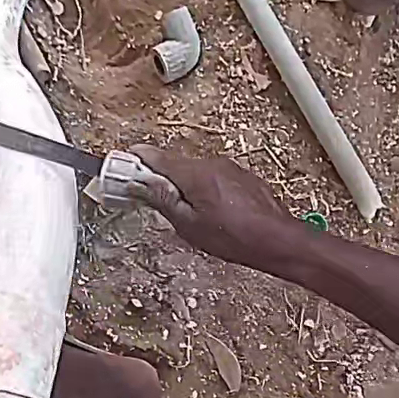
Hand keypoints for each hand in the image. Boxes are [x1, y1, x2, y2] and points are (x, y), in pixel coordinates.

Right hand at [129, 145, 306, 269]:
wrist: (277, 240)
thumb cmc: (235, 237)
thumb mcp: (189, 226)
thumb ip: (164, 201)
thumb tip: (142, 184)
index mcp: (194, 174)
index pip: (155, 157)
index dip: (135, 162)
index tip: (121, 166)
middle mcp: (211, 164)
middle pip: (175, 164)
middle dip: (159, 179)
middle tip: (147, 198)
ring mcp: (229, 168)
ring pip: (195, 172)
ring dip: (183, 186)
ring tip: (183, 213)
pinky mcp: (242, 177)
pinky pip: (213, 177)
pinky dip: (203, 189)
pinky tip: (208, 212)